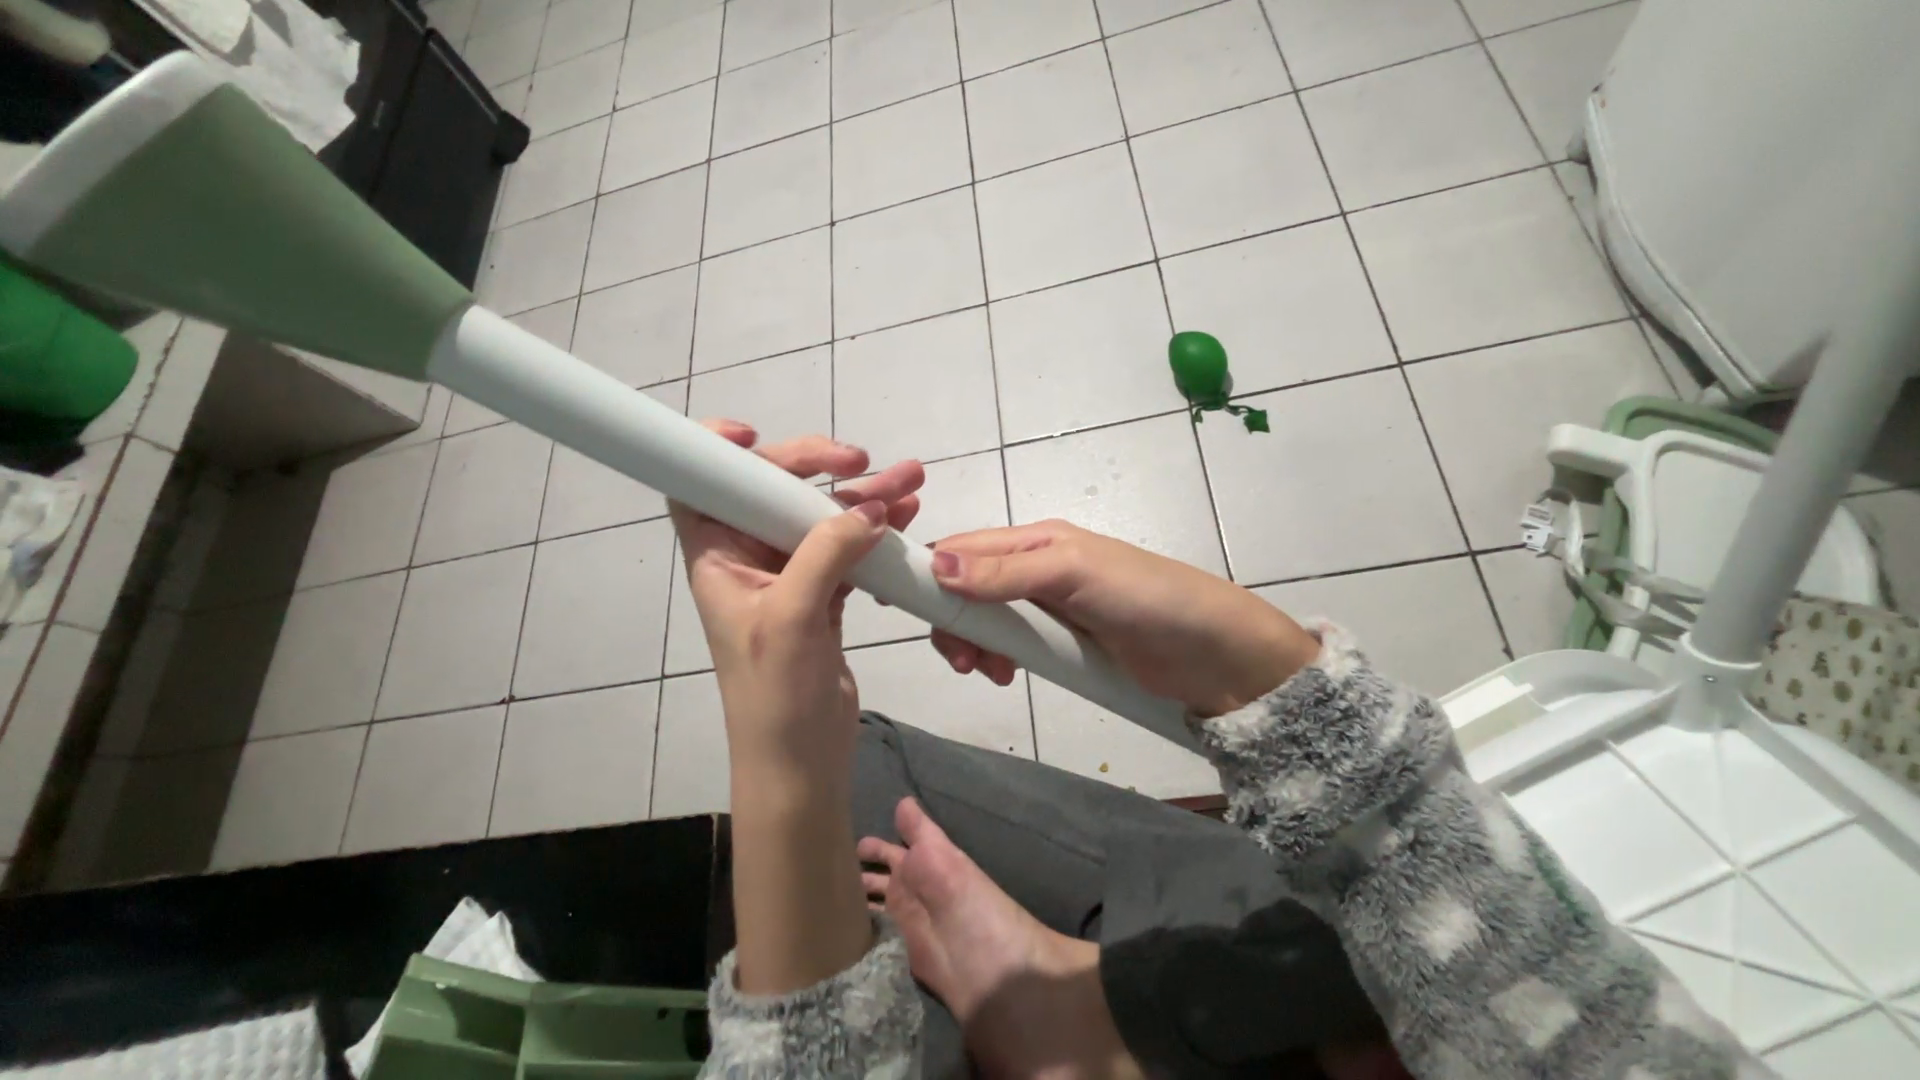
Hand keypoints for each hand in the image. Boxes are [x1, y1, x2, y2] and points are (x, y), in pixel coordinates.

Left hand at [668, 422, 925, 774]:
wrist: (801, 761)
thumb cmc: (775, 695)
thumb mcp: (792, 619)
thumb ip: (826, 554)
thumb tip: (870, 508)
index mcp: (719, 558)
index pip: (701, 487)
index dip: (717, 453)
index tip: (755, 435)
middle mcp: (749, 560)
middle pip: (777, 492)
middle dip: (821, 469)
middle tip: (865, 460)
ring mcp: (790, 577)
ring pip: (823, 518)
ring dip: (866, 498)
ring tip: (913, 483)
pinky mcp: (824, 596)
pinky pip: (851, 549)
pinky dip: (878, 533)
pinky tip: (908, 520)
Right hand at [928, 520, 1319, 717]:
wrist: (1217, 654)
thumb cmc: (1148, 599)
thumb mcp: (1076, 574)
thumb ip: (1007, 572)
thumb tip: (936, 565)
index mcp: (1038, 540)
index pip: (964, 547)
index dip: (930, 572)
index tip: (903, 608)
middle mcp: (1037, 568)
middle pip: (967, 588)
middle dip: (952, 621)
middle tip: (962, 661)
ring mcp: (1050, 609)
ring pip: (986, 620)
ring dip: (974, 644)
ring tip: (989, 673)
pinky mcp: (1063, 644)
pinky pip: (1013, 646)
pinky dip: (999, 658)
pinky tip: (1006, 676)